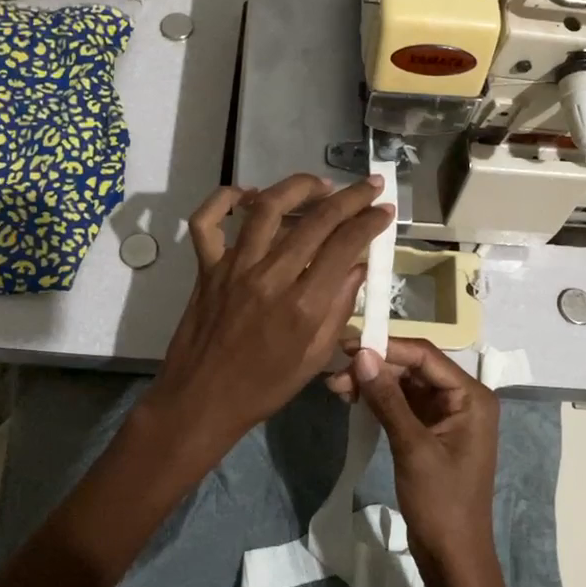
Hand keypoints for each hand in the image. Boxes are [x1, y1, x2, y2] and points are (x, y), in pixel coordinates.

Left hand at [144, 173, 395, 454]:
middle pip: (316, 220)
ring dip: (298, 188)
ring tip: (320, 185)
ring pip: (266, 207)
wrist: (201, 401)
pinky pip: (207, 222)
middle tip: (369, 186)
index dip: (370, 222)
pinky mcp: (207, 267)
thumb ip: (339, 307)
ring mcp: (234, 267)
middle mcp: (270, 277)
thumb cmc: (264, 386)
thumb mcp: (315, 357)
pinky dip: (223, 200)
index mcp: (303, 305)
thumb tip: (359, 266)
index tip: (385, 210)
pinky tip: (247, 195)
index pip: (345, 245)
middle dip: (350, 197)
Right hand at [327, 338, 499, 566]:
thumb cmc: (441, 502)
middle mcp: (462, 399)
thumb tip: (361, 355)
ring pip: (404, 385)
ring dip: (373, 384)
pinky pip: (402, 405)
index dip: (387, 347)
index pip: (425, 357)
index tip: (348, 346)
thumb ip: (388, 399)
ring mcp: (446, 416)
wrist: (453, 558)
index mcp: (471, 396)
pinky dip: (379, 401)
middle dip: (375, 368)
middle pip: (413, 368)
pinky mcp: (430, 433)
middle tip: (336, 373)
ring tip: (336, 388)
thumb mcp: (412, 448)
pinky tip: (352, 400)